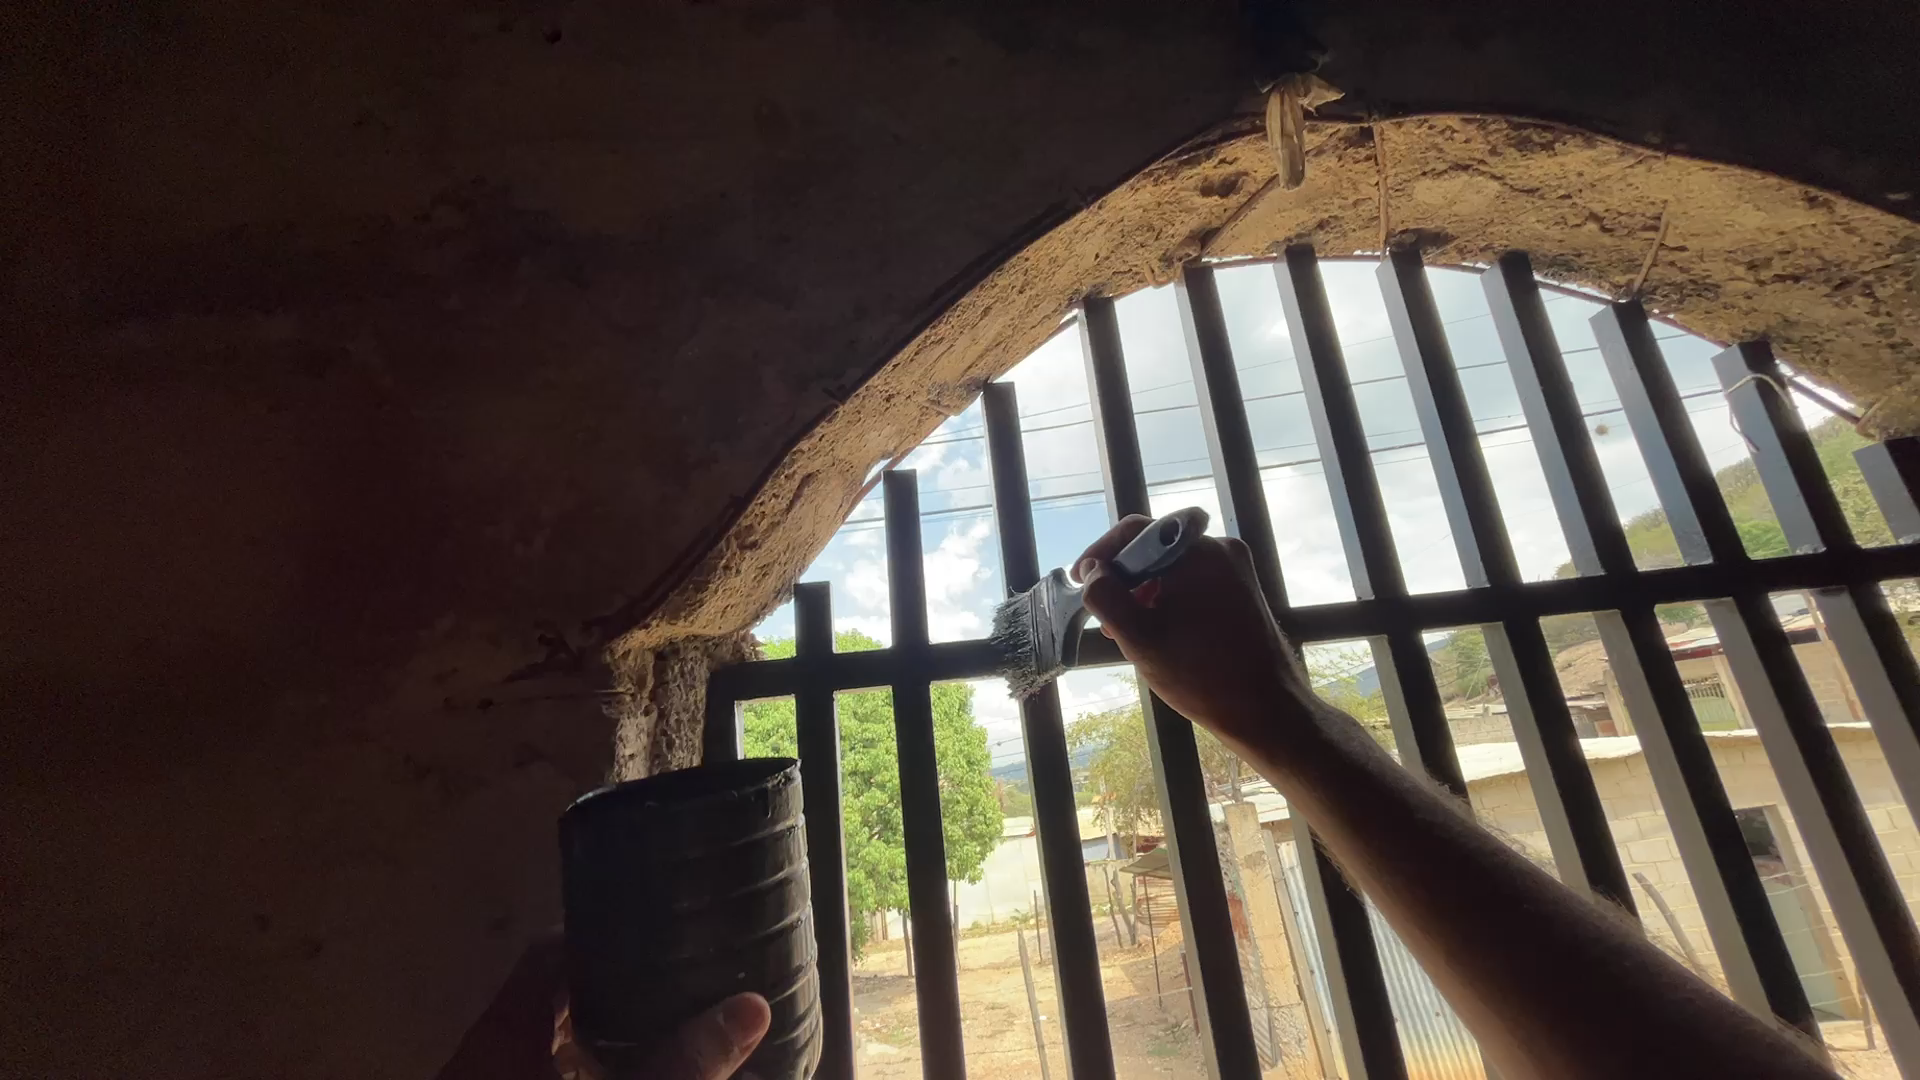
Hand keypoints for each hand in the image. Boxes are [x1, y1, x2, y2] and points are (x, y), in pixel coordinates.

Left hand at [437, 936, 770, 1079]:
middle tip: (681, 965)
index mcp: (506, 1032)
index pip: (550, 950)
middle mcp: (492, 1054)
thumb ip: (680, 1066)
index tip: (659, 919)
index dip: (605, 927)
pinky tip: (631, 1068)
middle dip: (620, 979)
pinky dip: (587, 1066)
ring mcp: (496, 1079)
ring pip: (555, 1040)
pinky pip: (549, 1071)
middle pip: (558, 992)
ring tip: (669, 1011)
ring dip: (605, 1028)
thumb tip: (753, 1008)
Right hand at [1073, 515, 1310, 743]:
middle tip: (1104, 613)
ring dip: (1144, 591)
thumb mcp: (1137, 637)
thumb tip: (1093, 571)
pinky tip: (1158, 632)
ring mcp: (1235, 570)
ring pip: (1172, 567)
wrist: (1268, 711)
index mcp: (1197, 552)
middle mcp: (1220, 550)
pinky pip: (1193, 581)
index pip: (1135, 531)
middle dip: (1123, 578)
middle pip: (1154, 548)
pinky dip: (1168, 599)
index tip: (1080, 579)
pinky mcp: (1242, 591)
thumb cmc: (1201, 675)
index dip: (1101, 552)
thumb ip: (1105, 596)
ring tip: (1127, 630)